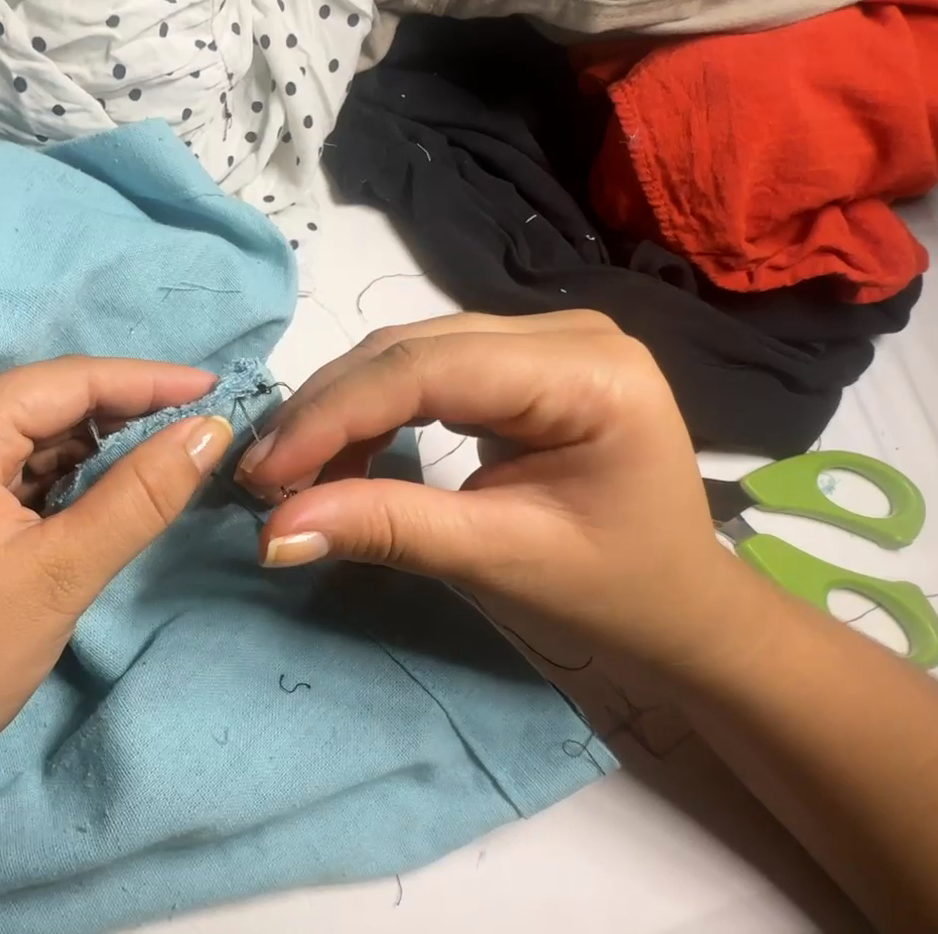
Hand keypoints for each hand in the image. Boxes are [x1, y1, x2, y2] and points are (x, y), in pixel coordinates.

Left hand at [0, 357, 233, 819]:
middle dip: (130, 416)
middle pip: (51, 406)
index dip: (147, 381)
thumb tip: (210, 431)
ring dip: (105, 450)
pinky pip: (21, 472)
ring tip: (178, 454)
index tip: (216, 387)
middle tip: (206, 426)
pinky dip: (72, 480)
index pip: (65, 382)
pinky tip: (121, 488)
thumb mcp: (63, 572)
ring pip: (40, 440)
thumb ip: (142, 494)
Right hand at [236, 311, 749, 667]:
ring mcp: (537, 340)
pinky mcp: (513, 362)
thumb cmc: (611, 591)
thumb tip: (272, 532)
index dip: (332, 417)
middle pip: (406, 352)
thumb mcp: (498, 560)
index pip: (425, 370)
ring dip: (336, 412)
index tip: (261, 474)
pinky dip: (366, 415)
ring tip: (289, 473)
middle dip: (323, 414)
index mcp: (587, 372)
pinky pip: (416, 372)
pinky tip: (340, 457)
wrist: (676, 607)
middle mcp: (562, 331)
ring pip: (400, 355)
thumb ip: (386, 530)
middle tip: (260, 478)